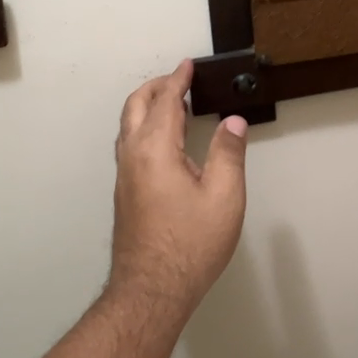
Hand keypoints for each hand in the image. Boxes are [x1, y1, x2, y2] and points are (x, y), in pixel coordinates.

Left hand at [109, 60, 248, 310]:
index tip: (188, 65)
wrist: (151, 292)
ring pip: (128, 127)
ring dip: (148, 107)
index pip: (165, 102)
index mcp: (155, 150)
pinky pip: (130, 145)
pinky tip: (166, 141)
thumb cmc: (190, 244)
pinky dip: (145, 127)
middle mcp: (132, 158)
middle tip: (179, 80)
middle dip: (156, 88)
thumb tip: (233, 123)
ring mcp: (125, 177)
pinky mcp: (125, 195)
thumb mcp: (224, 196)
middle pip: (135, 107)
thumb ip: (228, 153)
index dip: (177, 80)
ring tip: (173, 104)